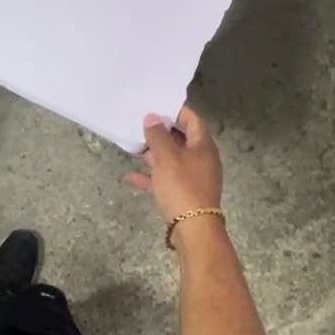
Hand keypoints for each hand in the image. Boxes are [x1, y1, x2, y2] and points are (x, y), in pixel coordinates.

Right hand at [127, 106, 222, 221]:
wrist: (193, 228)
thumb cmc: (182, 187)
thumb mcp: (167, 158)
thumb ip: (158, 136)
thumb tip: (152, 117)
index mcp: (202, 146)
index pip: (193, 120)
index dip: (177, 111)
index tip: (158, 105)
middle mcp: (201, 159)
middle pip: (181, 140)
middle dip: (161, 133)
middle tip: (141, 125)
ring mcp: (193, 178)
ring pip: (172, 160)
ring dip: (153, 154)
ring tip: (133, 148)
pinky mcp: (183, 194)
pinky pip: (166, 180)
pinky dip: (151, 177)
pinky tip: (131, 177)